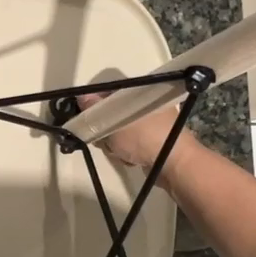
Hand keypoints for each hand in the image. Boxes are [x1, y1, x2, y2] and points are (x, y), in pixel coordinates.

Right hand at [75, 93, 199, 173]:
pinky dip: (126, 150)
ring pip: (119, 130)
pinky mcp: (153, 140)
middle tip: (104, 138)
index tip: (87, 118)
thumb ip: (95, 110)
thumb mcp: (113, 122)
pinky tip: (130, 158)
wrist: (174, 163)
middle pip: (112, 113)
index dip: (95, 105)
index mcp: (140, 93)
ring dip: (114, 142)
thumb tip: (81, 96)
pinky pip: (130, 142)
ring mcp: (150, 123)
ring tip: (120, 150)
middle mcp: (145, 105)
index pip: (109, 93)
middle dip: (105, 128)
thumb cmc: (144, 137)